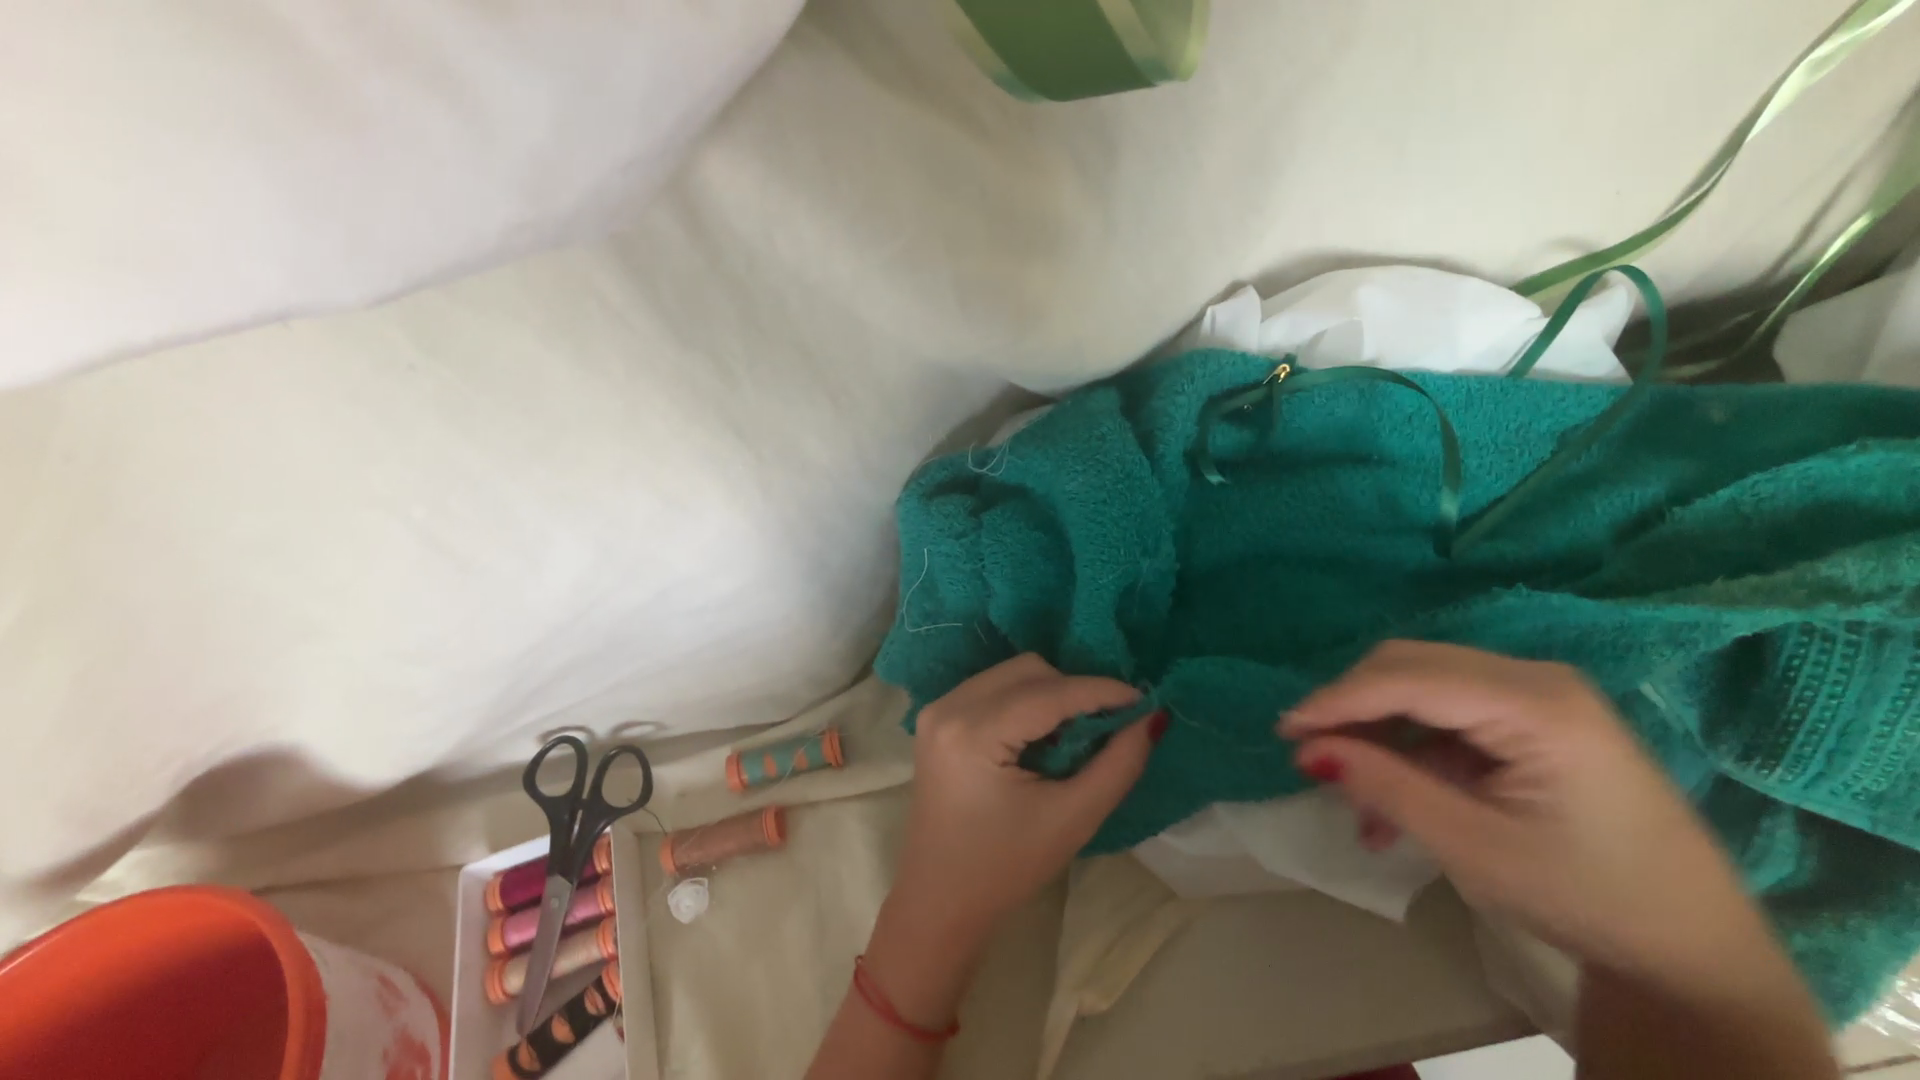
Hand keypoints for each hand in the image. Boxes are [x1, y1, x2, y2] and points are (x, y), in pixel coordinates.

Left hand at [861, 654, 1161, 1029]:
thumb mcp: (1074, 818)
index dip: (1102, 691)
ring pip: (1012, 674)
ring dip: (1051, 694)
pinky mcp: (938, 719)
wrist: (941, 899)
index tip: (1145, 699)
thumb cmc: (1006, 867)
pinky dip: (1027, 702)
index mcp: (972, 733)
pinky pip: (994, 688)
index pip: (1050, 693)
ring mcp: (937, 710)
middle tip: (1107, 726)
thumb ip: (1118, 763)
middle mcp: (948, 708)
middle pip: (1029, 671)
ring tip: (1075, 738)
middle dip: (1074, 691)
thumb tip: (1151, 716)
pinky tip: (1043, 739)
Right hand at [1279, 641, 1766, 990]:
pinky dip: (1412, 747)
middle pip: (1414, 667)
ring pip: (1426, 688)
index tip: (1284, 732)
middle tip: (1310, 757)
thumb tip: (1310, 750)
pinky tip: (1395, 798)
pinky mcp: (1537, 720)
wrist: (1688, 943)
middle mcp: (1537, 680)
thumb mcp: (1471, 846)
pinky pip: (1452, 714)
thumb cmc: (1584, 894)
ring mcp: (1541, 697)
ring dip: (1380, 732)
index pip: (1408, 677)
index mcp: (1535, 703)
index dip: (1338, 699)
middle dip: (1354, 709)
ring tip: (1353, 795)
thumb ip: (1386, 787)